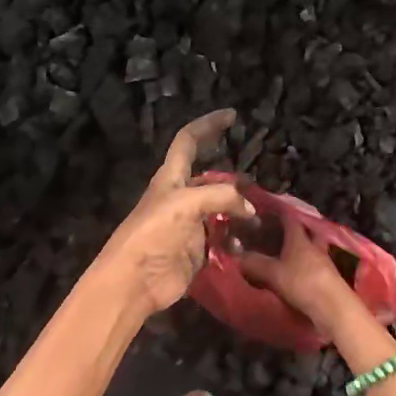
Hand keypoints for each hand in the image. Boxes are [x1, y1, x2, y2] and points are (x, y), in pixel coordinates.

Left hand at [93, 109, 254, 317]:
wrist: (135, 280)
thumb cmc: (154, 233)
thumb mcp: (185, 204)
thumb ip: (220, 196)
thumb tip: (248, 209)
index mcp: (171, 177)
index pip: (188, 140)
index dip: (207, 125)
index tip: (231, 115)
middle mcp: (180, 196)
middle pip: (209, 176)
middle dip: (232, 174)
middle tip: (258, 178)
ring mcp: (189, 223)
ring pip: (220, 208)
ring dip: (239, 210)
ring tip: (260, 214)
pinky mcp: (196, 249)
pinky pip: (222, 238)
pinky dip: (236, 239)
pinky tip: (248, 242)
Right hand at [234, 219, 365, 335]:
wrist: (334, 309)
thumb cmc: (302, 283)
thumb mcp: (272, 273)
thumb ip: (254, 263)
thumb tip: (236, 256)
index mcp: (299, 239)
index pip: (290, 219)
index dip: (279, 213)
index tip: (268, 210)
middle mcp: (314, 247)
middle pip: (306, 232)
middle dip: (296, 230)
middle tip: (281, 231)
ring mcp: (324, 263)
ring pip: (312, 249)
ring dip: (303, 249)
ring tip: (287, 252)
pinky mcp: (329, 279)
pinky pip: (315, 266)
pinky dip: (307, 266)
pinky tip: (297, 272)